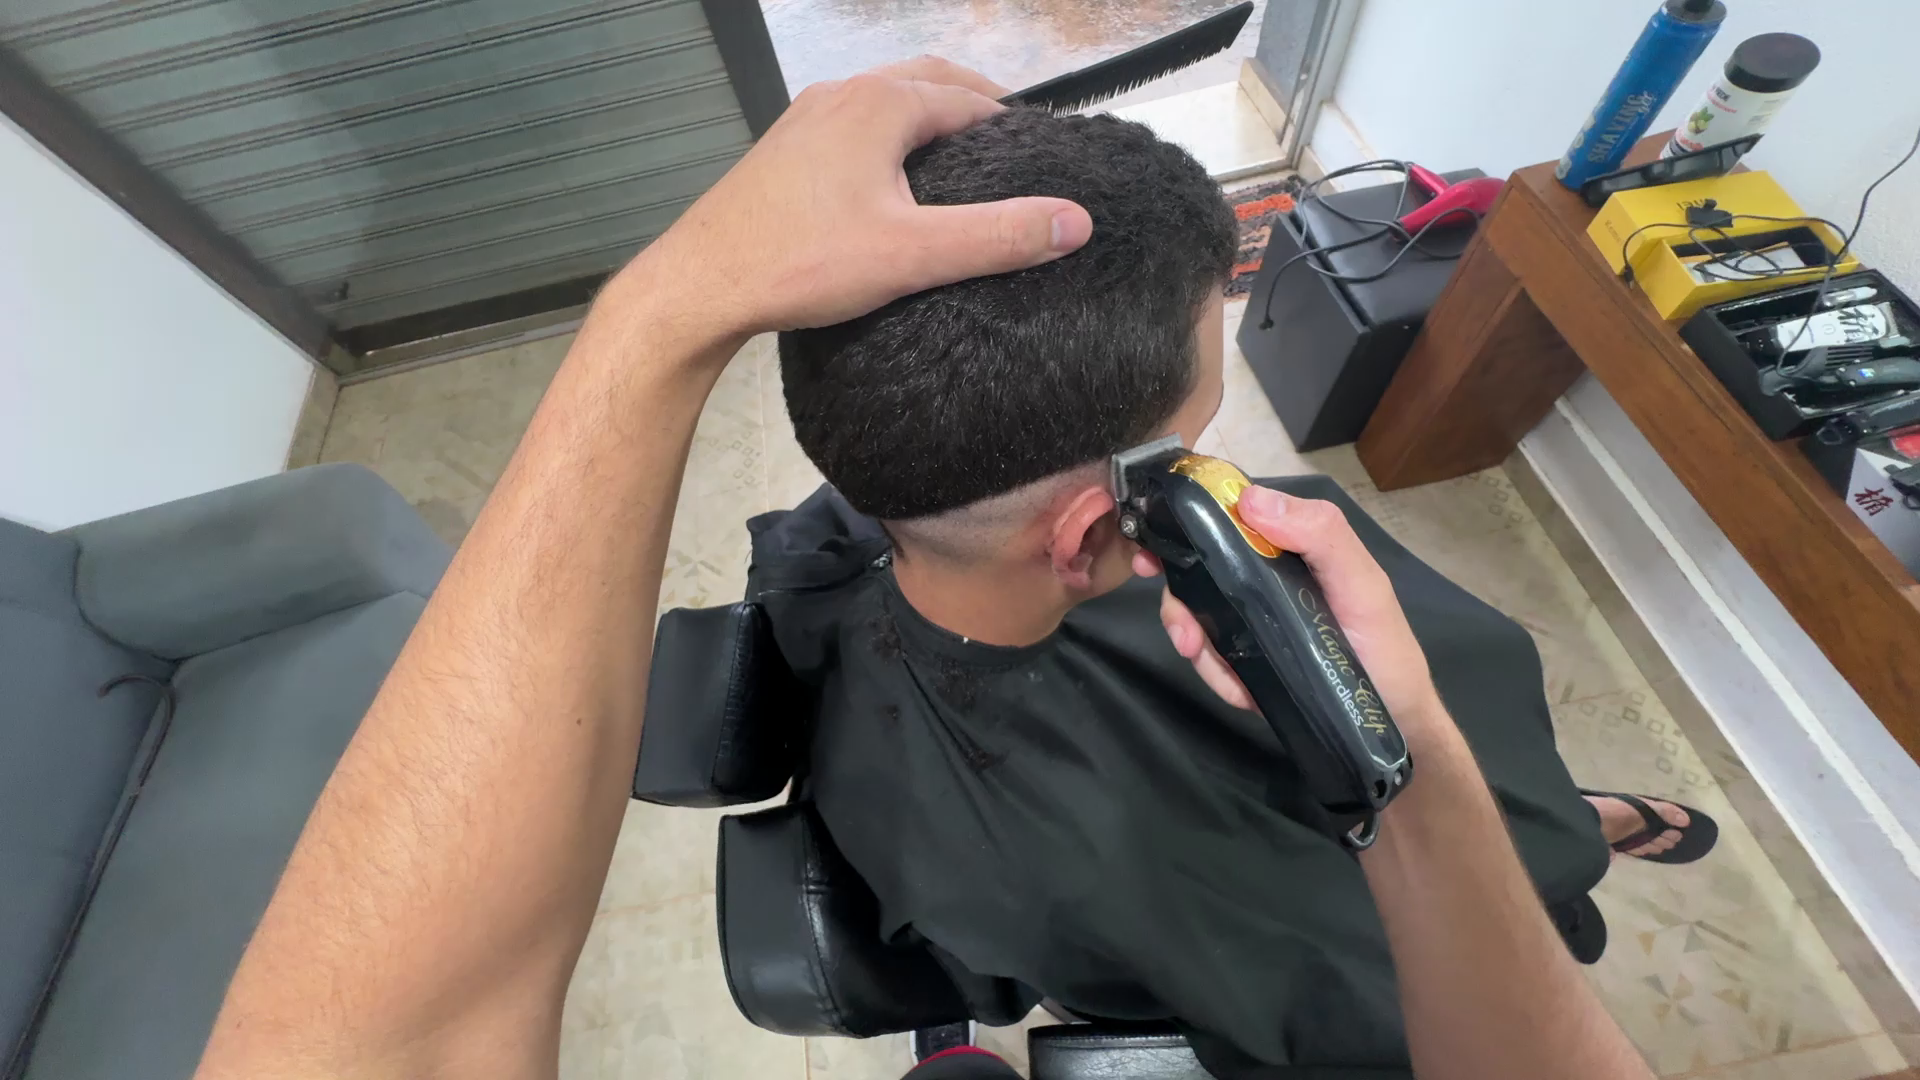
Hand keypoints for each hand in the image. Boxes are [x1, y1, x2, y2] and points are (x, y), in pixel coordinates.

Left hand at [625, 56, 1093, 340]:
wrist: (705, 285)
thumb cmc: (803, 263)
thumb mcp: (913, 253)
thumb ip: (995, 237)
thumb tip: (1073, 222)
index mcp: (878, 105)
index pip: (965, 98)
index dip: (1006, 123)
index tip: (1034, 154)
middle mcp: (840, 98)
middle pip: (923, 85)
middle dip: (969, 105)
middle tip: (1003, 144)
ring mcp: (805, 124)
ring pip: (881, 105)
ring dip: (923, 119)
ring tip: (954, 160)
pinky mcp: (784, 157)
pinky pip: (849, 131)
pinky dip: (884, 141)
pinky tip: (885, 182)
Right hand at [1135, 485, 1446, 727]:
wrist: (1391, 724)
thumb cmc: (1382, 645)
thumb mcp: (1362, 583)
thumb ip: (1320, 535)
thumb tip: (1249, 499)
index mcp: (1282, 548)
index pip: (1224, 521)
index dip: (1181, 525)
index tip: (1151, 544)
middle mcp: (1257, 578)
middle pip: (1193, 573)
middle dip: (1173, 599)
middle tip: (1177, 625)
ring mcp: (1246, 620)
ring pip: (1191, 617)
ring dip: (1187, 637)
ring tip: (1197, 654)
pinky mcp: (1242, 659)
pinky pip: (1209, 660)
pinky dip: (1216, 675)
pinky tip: (1239, 689)